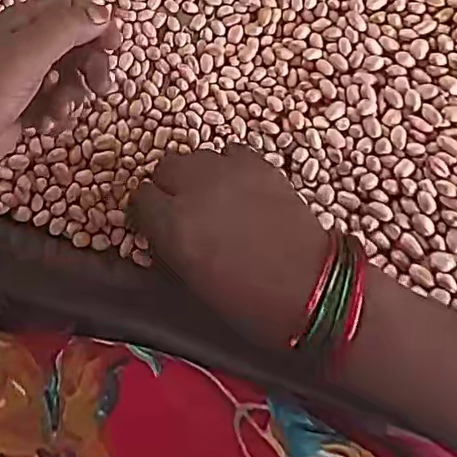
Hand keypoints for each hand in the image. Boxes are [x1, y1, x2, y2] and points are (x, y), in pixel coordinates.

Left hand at [0, 0, 120, 185]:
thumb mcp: (27, 53)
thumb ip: (67, 28)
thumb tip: (104, 12)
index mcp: (25, 21)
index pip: (73, 6)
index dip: (98, 21)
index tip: (115, 45)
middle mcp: (27, 44)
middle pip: (78, 42)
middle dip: (93, 64)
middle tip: (100, 85)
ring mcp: (26, 76)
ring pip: (72, 76)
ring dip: (75, 94)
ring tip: (60, 110)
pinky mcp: (26, 106)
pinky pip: (58, 102)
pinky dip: (59, 114)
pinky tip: (45, 126)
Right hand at [133, 145, 333, 348]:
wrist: (315, 292)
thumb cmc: (250, 304)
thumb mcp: (192, 282)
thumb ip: (167, 245)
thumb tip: (157, 227)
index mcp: (173, 225)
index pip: (141, 197)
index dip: (149, 210)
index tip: (157, 221)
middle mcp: (194, 190)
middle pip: (164, 168)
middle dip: (169, 186)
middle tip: (184, 209)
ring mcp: (227, 172)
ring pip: (195, 157)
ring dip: (196, 174)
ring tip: (212, 197)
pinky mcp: (257, 163)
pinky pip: (228, 152)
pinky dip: (227, 166)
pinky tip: (237, 187)